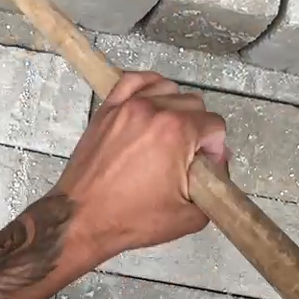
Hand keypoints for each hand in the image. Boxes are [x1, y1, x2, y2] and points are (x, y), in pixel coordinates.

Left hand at [53, 71, 227, 262]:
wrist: (82, 217)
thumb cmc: (130, 218)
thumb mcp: (189, 215)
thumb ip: (214, 188)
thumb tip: (216, 168)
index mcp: (177, 132)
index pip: (214, 124)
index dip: (216, 148)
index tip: (207, 164)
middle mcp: (153, 111)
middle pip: (194, 104)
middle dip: (199, 130)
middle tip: (189, 156)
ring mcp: (127, 106)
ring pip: (167, 89)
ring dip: (176, 108)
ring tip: (170, 135)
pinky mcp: (108, 109)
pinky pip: (133, 80)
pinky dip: (148, 85)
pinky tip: (153, 101)